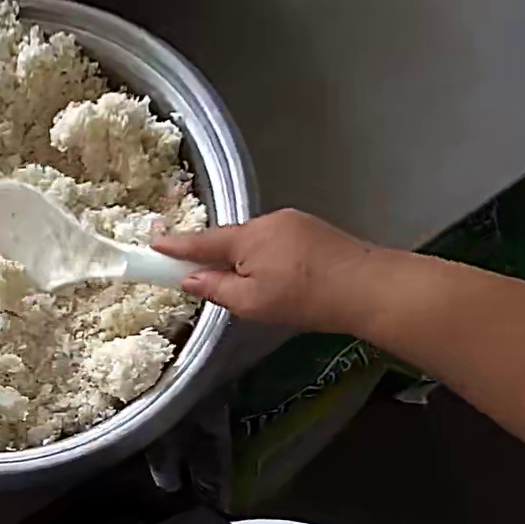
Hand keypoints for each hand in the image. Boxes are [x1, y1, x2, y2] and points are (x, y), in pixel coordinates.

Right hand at [153, 209, 394, 333]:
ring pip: (251, 241)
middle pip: (227, 239)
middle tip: (197, 275)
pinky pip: (271, 242)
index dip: (174, 245)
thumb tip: (189, 278)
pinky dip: (260, 256)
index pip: (201, 241)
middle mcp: (268, 221)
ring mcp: (294, 223)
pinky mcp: (312, 231)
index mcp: (249, 236)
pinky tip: (269, 276)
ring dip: (239, 257)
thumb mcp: (249, 302)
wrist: (371, 289)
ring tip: (242, 283)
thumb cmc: (304, 298)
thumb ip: (214, 287)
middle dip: (210, 254)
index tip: (153, 244)